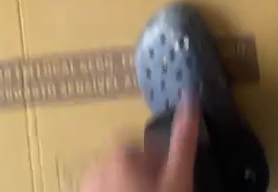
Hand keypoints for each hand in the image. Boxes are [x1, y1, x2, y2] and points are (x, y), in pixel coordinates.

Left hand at [81, 93, 199, 191]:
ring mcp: (85, 187)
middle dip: (143, 175)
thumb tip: (192, 96)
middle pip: (127, 161)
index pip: (143, 145)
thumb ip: (184, 137)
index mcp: (118, 151)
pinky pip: (102, 191)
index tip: (168, 181)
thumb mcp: (178, 177)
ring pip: (114, 180)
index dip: (158, 163)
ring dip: (128, 187)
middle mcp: (95, 164)